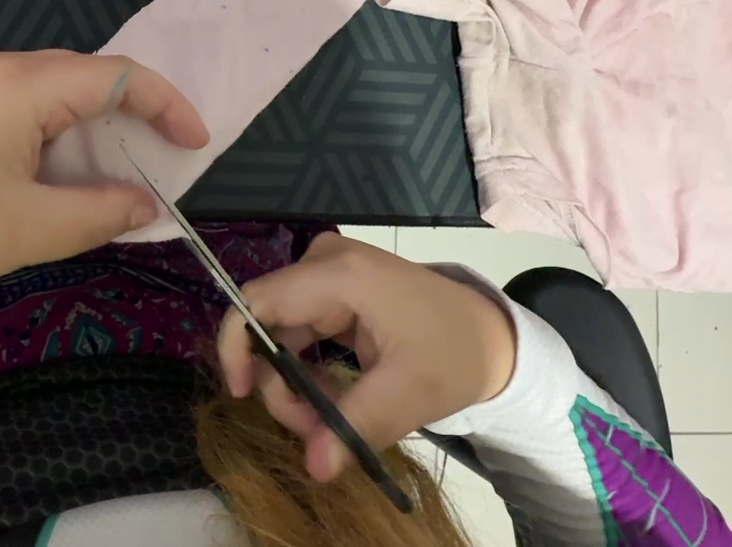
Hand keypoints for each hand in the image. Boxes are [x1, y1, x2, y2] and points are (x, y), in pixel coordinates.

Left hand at [0, 49, 208, 317]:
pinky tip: (61, 166)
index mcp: (18, 85)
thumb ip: (101, 211)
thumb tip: (147, 204)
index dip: (165, 104)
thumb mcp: (29, 230)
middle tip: (159, 162)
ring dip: (90, 125)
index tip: (194, 143)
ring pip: (52, 88)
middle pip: (84, 75)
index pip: (115, 75)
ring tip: (116, 170)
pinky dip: (55, 129)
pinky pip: (21, 101)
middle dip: (129, 114)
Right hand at [217, 232, 516, 481]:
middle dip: (279, 380)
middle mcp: (323, 263)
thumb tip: (313, 468)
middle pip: (269, 320)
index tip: (241, 395)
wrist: (494, 334)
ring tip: (327, 419)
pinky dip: (307, 367)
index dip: (237, 345)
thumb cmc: (456, 352)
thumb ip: (357, 425)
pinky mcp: (333, 289)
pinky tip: (334, 395)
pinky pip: (299, 329)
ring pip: (281, 329)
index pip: (259, 299)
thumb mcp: (412, 392)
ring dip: (294, 380)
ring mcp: (327, 273)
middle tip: (311, 429)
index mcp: (339, 274)